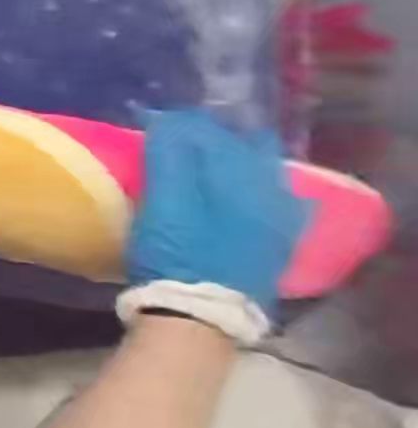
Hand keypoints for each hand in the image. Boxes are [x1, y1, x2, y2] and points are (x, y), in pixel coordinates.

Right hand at [121, 108, 309, 340]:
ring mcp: (275, 223)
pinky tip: (235, 189)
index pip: (219, 137)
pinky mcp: (268, 242)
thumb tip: (170, 119)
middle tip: (175, 129)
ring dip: (228, 160)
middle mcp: (272, 199)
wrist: (200, 311)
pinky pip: (265, 200)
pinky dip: (245, 186)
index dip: (184, 122)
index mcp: (247, 185)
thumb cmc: (175, 252)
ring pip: (258, 177)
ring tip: (200, 153)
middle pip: (246, 154)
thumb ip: (172, 160)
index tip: (151, 115)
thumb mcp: (165, 203)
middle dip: (213, 138)